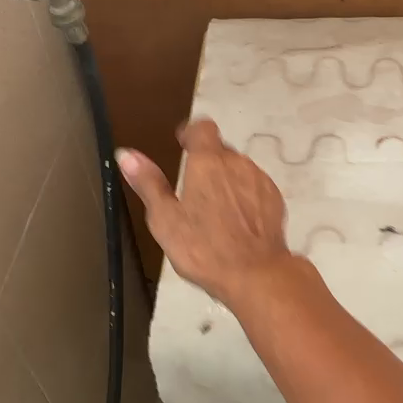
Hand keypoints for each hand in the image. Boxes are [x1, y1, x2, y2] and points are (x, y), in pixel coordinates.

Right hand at [117, 119, 295, 304]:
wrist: (255, 274)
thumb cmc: (204, 248)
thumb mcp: (166, 219)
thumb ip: (148, 184)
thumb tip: (126, 154)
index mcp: (207, 162)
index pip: (202, 128)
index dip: (191, 133)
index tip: (182, 144)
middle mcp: (237, 163)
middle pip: (221, 150)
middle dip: (207, 163)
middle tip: (194, 190)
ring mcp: (260, 181)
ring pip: (240, 169)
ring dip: (227, 180)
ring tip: (215, 210)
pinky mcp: (276, 201)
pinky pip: (255, 188)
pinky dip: (245, 197)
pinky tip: (237, 222)